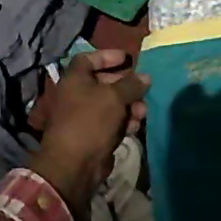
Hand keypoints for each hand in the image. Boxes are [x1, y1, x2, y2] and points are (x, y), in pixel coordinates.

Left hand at [27, 49, 148, 214]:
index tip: (127, 58)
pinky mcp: (93, 135)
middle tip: (143, 88)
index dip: (107, 56)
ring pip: (111, 104)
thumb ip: (131, 84)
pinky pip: (112, 122)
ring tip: (142, 112)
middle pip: (104, 82)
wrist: (74, 164)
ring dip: (129, 106)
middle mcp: (76, 95)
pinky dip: (124, 122)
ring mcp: (84, 116)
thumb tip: (145, 76)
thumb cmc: (90, 121)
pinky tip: (135, 127)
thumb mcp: (113, 97)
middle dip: (125, 85)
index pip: (88, 59)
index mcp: (74, 79)